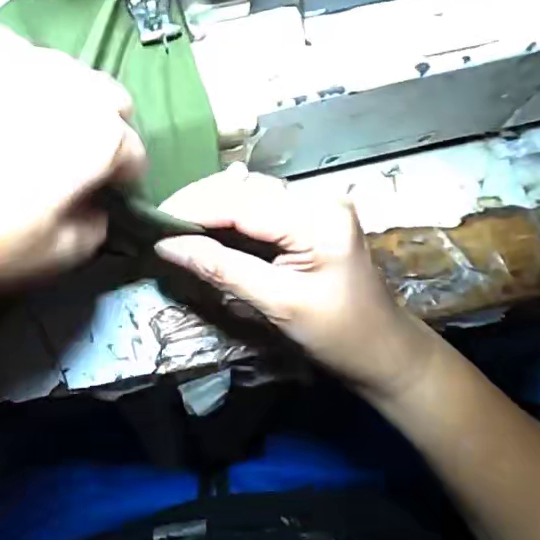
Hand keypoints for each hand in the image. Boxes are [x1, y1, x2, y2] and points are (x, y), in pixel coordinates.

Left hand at [0, 15, 147, 338]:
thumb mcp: (52, 261)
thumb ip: (96, 224)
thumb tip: (94, 200)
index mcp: (98, 130)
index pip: (133, 152)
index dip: (119, 180)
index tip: (95, 197)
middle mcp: (62, 73)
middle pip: (102, 98)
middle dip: (91, 129)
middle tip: (49, 163)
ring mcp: (1, 42)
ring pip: (48, 69)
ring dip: (43, 97)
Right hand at [154, 165, 443, 398]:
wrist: (386, 351)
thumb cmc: (339, 336)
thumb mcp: (278, 305)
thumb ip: (222, 269)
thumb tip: (166, 245)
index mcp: (318, 218)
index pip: (242, 202)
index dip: (194, 208)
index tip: (153, 221)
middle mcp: (319, 198)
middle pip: (245, 188)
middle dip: (199, 202)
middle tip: (157, 222)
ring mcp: (317, 203)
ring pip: (250, 191)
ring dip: (211, 204)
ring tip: (174, 222)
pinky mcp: (312, 213)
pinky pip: (262, 203)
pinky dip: (230, 213)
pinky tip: (206, 224)